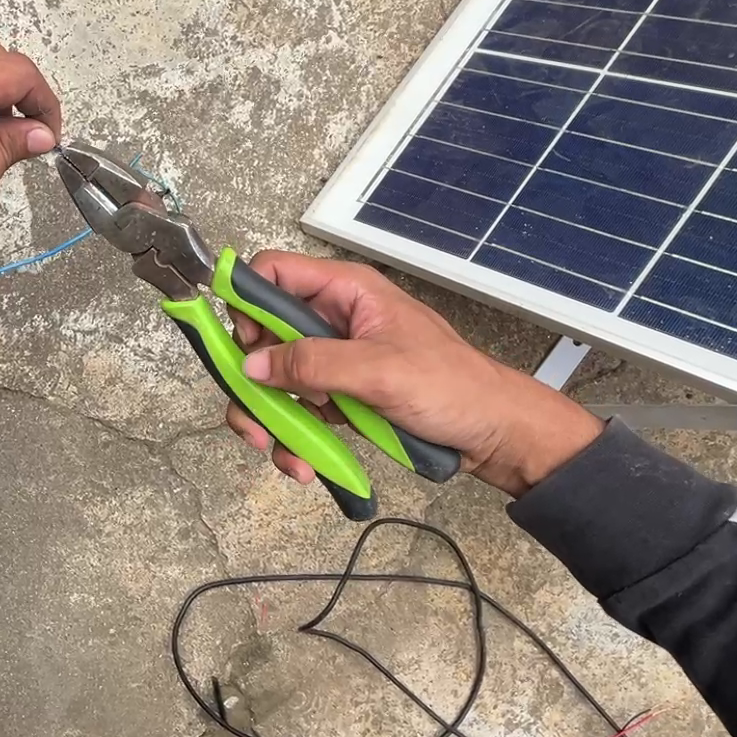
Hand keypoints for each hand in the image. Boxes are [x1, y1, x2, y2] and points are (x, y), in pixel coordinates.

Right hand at [223, 251, 602, 496]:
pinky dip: (288, 437)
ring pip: (268, 379)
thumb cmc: (453, 387)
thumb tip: (251, 366)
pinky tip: (303, 462)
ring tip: (277, 450)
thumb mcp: (379, 370)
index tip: (244, 343)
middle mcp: (328, 320)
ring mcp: (327, 360)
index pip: (273, 274)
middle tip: (252, 415)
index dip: (248, 302)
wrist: (492, 435)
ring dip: (264, 417)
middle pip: (259, 335)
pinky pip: (289, 409)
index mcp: (344, 292)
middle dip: (248, 379)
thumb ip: (312, 362)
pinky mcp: (330, 395)